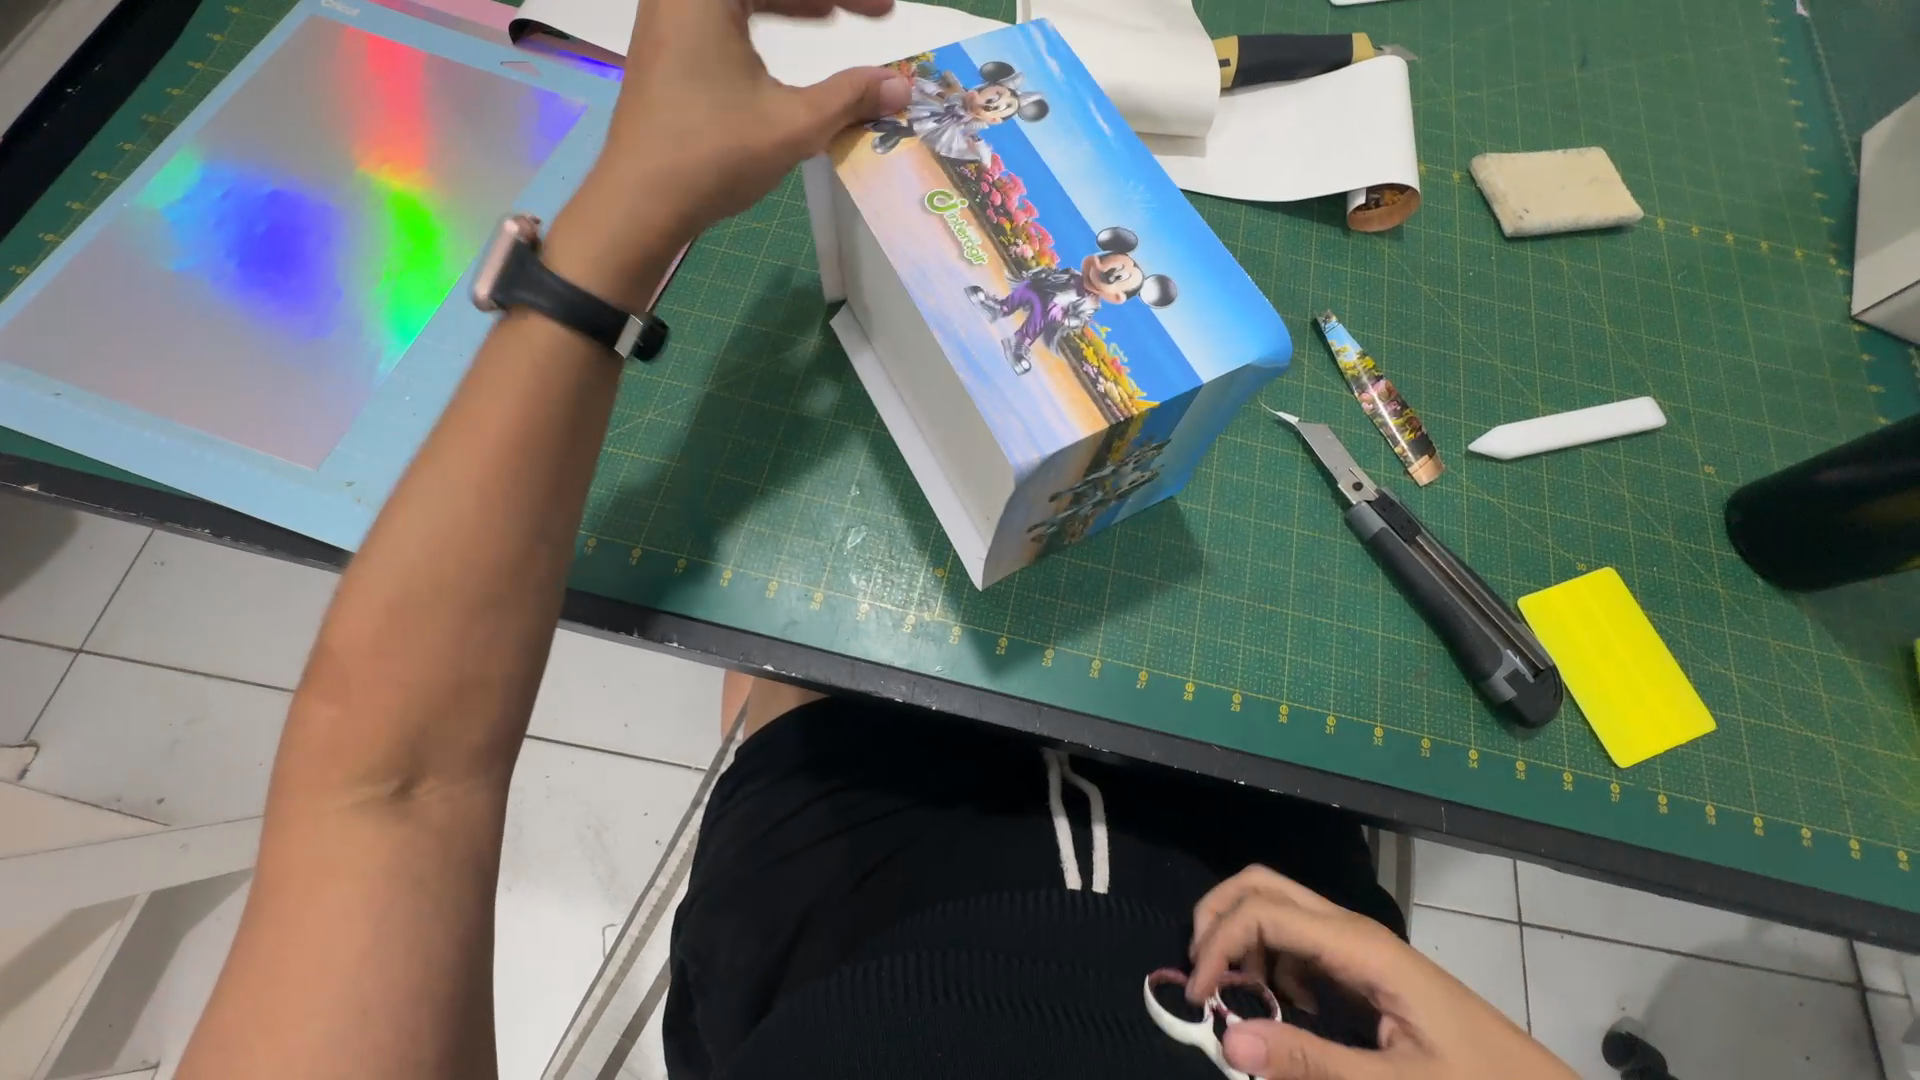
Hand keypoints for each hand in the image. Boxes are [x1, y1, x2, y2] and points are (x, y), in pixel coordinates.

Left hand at [543, 0, 910, 307]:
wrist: (640, 202)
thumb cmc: (713, 155)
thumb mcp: (792, 124)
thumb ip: (849, 97)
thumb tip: (902, 86)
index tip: (885, 11)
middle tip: (867, 12)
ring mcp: (668, 13)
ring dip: (791, 2)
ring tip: (831, 18)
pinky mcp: (666, 44)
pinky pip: (722, 12)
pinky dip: (761, 17)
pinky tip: (786, 40)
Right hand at [1187, 866, 1576, 1079]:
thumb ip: (1309, 1063)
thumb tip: (1225, 1040)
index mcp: (1358, 946)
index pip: (1263, 911)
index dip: (1218, 944)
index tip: (1199, 997)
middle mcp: (1351, 929)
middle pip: (1262, 885)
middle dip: (1218, 915)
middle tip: (1200, 973)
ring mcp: (1357, 944)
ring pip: (1276, 905)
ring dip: (1242, 937)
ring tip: (1236, 994)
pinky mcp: (1362, 965)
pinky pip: (1297, 939)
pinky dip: (1270, 960)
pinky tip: (1286, 1007)